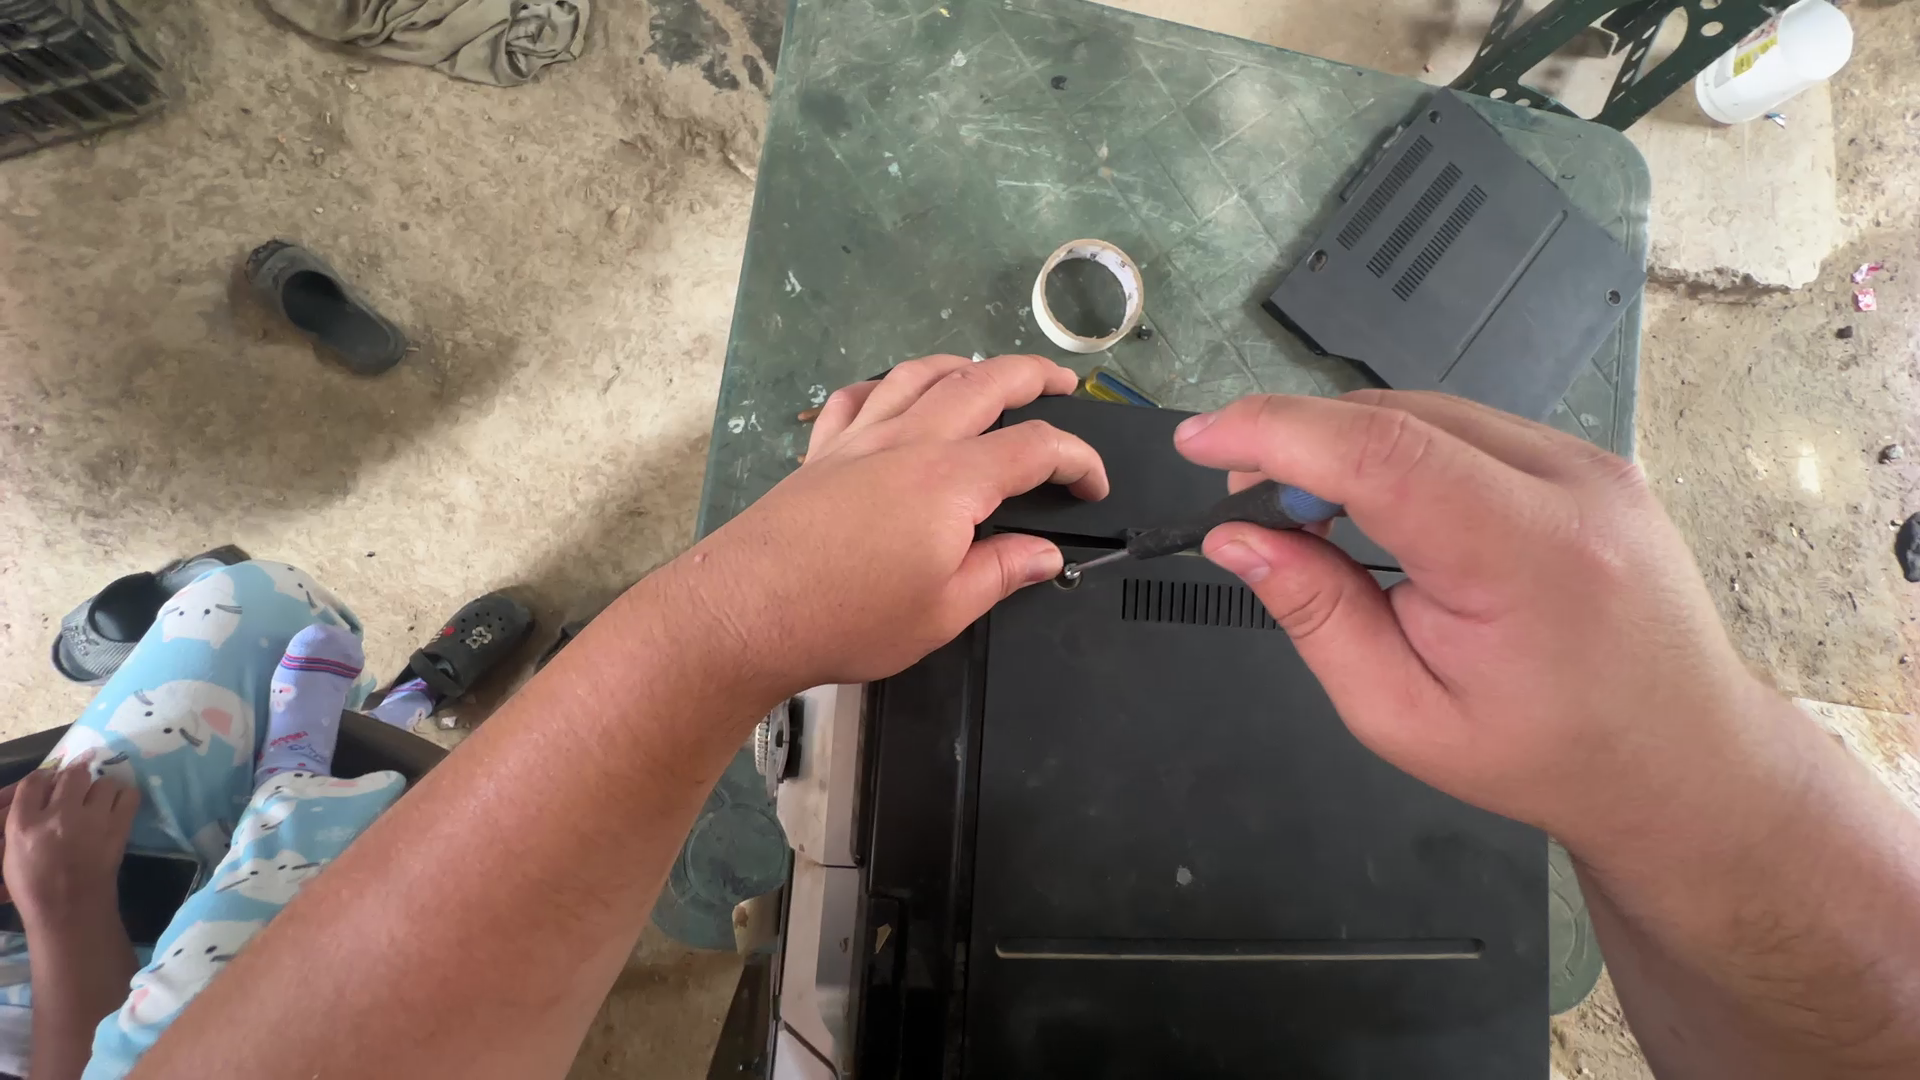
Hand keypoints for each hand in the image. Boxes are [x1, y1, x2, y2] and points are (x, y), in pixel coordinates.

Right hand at [3, 759, 138, 923]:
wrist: (68, 900)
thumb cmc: (33, 881)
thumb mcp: (12, 851)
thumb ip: (25, 822)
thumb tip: (43, 798)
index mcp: (24, 824)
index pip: (34, 783)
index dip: (44, 777)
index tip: (51, 778)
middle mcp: (59, 815)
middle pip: (74, 775)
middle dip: (76, 776)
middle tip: (77, 784)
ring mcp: (93, 817)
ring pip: (104, 782)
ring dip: (101, 789)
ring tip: (97, 801)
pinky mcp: (120, 822)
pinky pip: (129, 794)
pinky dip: (124, 796)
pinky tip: (116, 806)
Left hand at [675, 354, 1107, 693]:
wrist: (745, 613)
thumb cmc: (850, 619)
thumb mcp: (943, 611)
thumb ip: (1001, 572)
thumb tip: (1045, 555)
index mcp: (952, 481)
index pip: (1036, 449)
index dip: (1078, 461)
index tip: (1094, 486)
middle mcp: (910, 440)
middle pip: (985, 381)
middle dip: (1036, 376)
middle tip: (1064, 384)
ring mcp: (859, 437)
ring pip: (921, 373)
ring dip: (965, 365)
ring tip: (987, 376)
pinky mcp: (821, 450)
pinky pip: (857, 396)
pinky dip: (886, 386)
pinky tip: (893, 398)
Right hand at [1174, 390, 1770, 847]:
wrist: (1685, 759)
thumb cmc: (1539, 753)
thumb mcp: (1395, 708)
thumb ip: (1312, 612)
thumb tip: (1233, 538)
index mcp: (1526, 556)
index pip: (1379, 454)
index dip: (1272, 434)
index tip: (1195, 442)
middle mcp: (1566, 482)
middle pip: (1389, 418)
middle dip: (1291, 444)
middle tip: (1246, 509)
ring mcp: (1581, 460)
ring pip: (1413, 411)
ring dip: (1332, 447)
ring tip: (1304, 516)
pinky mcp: (1574, 459)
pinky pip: (1447, 426)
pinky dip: (1378, 450)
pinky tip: (1364, 504)